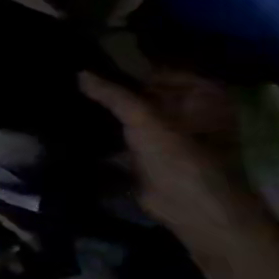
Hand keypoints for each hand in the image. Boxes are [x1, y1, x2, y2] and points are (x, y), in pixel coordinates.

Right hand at [78, 71, 260, 234]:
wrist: (194, 211)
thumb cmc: (180, 156)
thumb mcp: (143, 118)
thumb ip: (111, 94)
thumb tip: (80, 73)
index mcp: (203, 95)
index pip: (158, 72)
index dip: (128, 71)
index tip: (94, 67)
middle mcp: (192, 112)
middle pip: (147, 94)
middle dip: (118, 92)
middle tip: (79, 83)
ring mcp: (174, 137)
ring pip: (137, 117)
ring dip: (112, 114)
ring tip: (75, 101)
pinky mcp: (156, 158)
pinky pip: (129, 139)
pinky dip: (110, 136)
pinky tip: (82, 128)